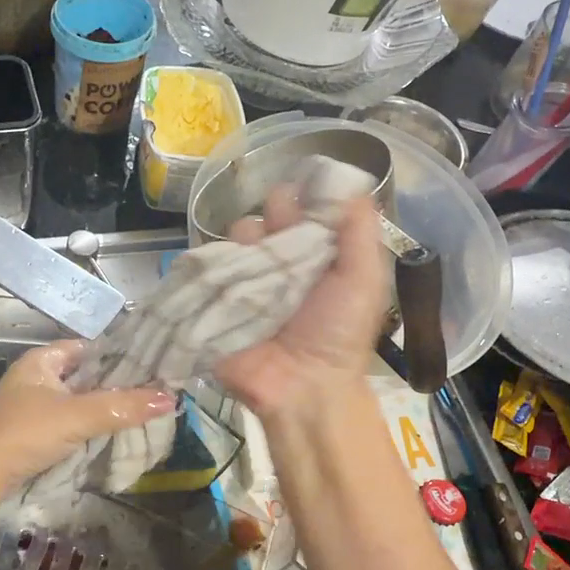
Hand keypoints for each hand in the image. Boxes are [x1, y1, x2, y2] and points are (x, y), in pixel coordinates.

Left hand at [0, 341, 176, 492]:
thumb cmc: (25, 433)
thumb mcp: (77, 416)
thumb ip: (122, 406)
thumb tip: (169, 398)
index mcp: (40, 361)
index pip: (86, 348)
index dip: (115, 353)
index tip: (148, 363)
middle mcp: (34, 378)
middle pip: (82, 375)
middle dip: (112, 383)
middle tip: (151, 389)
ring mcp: (30, 407)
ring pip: (75, 400)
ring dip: (100, 406)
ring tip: (138, 410)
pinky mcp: (30, 433)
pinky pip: (66, 422)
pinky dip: (86, 425)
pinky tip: (109, 432)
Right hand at [214, 190, 387, 419]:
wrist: (301, 387)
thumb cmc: (337, 334)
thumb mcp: (364, 279)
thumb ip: (359, 231)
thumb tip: (348, 182)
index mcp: (313, 258)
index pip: (301, 212)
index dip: (301, 199)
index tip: (303, 197)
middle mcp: (276, 267)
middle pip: (263, 221)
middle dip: (269, 218)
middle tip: (276, 229)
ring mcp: (243, 284)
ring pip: (233, 242)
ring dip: (243, 243)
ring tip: (255, 262)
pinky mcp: (215, 302)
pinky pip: (205, 271)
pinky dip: (211, 266)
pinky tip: (225, 275)